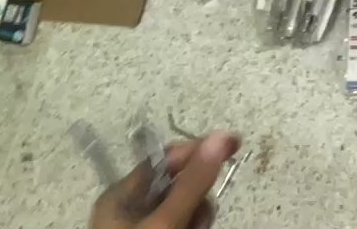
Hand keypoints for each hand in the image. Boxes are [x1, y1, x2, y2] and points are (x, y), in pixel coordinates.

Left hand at [88, 132, 239, 228]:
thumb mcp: (166, 225)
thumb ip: (193, 184)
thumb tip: (222, 136)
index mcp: (121, 196)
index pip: (167, 158)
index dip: (199, 149)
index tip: (234, 145)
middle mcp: (129, 211)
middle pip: (178, 184)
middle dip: (199, 195)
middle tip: (203, 216)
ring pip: (184, 209)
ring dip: (198, 218)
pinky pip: (183, 227)